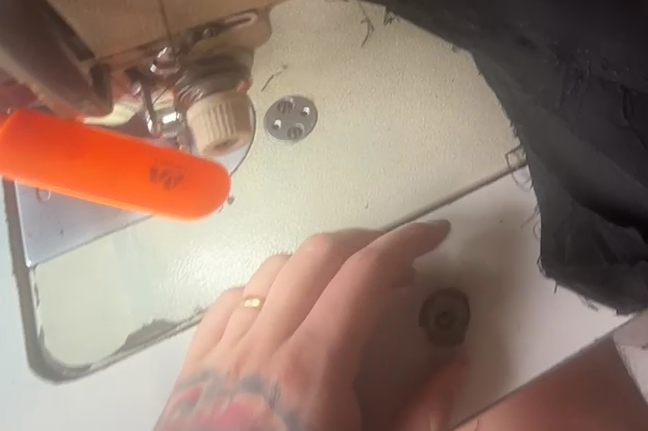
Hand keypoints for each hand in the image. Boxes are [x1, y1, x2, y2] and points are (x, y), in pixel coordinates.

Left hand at [155, 223, 462, 430]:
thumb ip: (422, 418)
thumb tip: (457, 367)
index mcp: (313, 368)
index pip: (367, 272)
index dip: (408, 241)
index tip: (436, 234)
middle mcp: (265, 346)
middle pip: (322, 252)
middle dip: (369, 241)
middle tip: (399, 263)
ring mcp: (222, 356)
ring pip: (276, 267)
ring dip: (321, 262)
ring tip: (347, 285)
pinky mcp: (190, 372)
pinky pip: (233, 300)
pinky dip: (269, 288)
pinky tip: (287, 311)